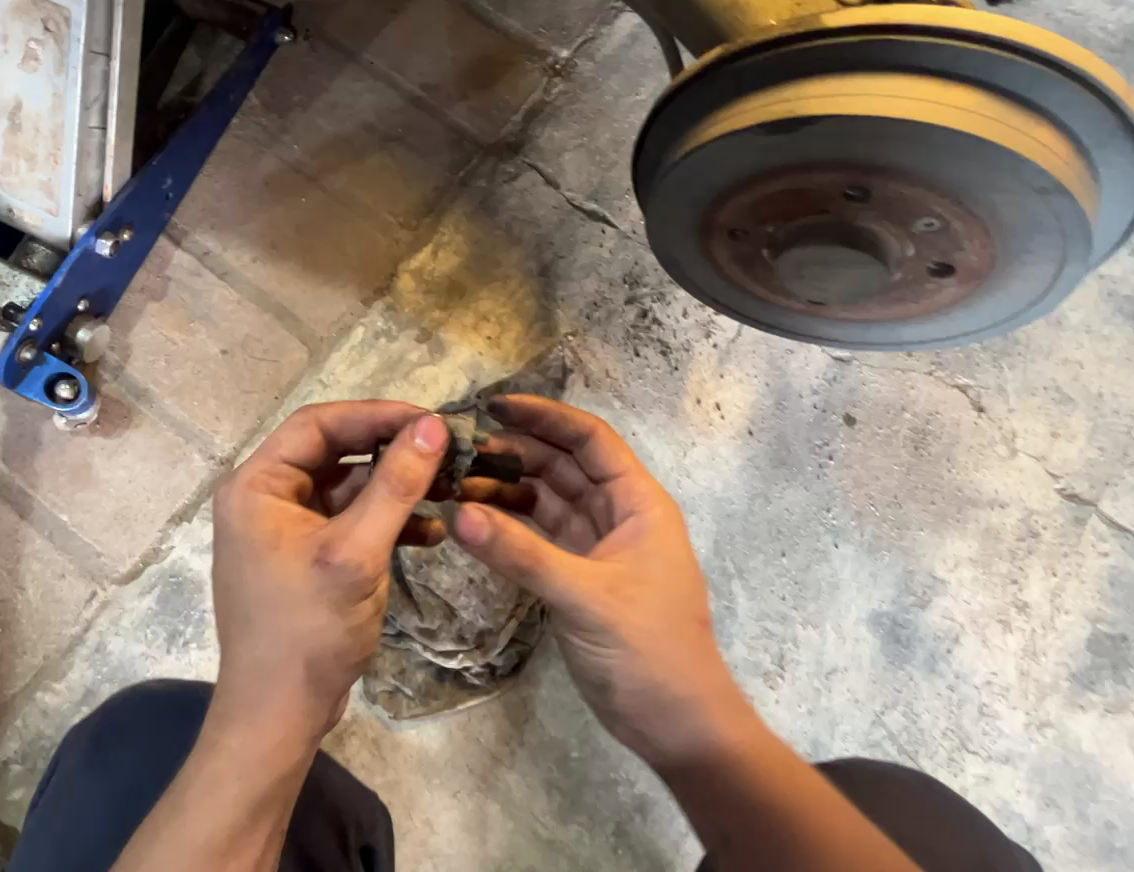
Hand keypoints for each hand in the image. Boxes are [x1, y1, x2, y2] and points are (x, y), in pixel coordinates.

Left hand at [209, 401, 449, 743]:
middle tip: (445, 449)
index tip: (430, 419)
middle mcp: (266, 496)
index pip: (318, 424)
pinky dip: (387, 521)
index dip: (375, 415)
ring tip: (447, 488)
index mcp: (257, 484)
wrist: (279, 714)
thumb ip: (395, 485)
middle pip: (334, 451)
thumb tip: (434, 427)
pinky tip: (431, 532)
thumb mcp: (355, 552)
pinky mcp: (308, 554)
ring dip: (395, 487)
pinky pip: (350, 520)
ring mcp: (287, 527)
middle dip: (390, 450)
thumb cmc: (307, 629)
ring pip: (348, 486)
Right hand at [453, 395, 753, 768]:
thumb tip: (458, 514)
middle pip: (562, 465)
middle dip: (515, 452)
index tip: (494, 406)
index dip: (545, 416)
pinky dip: (508, 525)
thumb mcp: (585, 596)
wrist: (677, 726)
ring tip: (457, 484)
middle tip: (460, 451)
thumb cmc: (648, 650)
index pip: (589, 440)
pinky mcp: (577, 575)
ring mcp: (596, 545)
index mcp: (637, 503)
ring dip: (507, 489)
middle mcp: (617, 514)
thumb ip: (521, 554)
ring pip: (546, 499)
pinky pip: (538, 534)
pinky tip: (474, 521)